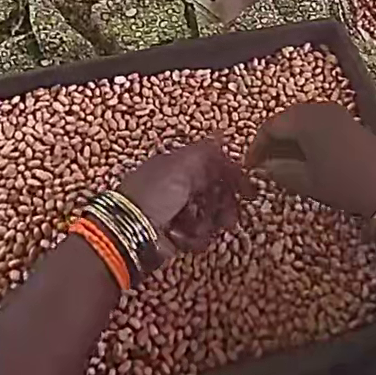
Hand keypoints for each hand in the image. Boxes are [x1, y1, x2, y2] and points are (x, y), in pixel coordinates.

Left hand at [116, 140, 245, 255]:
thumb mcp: (183, 166)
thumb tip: (224, 136)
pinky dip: (192, 238)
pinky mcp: (174, 235)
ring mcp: (175, 212)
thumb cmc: (155, 193)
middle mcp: (176, 186)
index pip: (212, 166)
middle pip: (213, 193)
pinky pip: (196, 236)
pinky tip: (181, 237)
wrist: (129, 232)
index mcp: (177, 165)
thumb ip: (207, 153)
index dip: (231, 177)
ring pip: (208, 217)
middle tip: (229, 219)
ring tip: (197, 230)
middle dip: (223, 206)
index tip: (247, 192)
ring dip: (206, 225)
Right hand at [248, 103, 375, 217]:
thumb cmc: (344, 181)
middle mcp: (317, 108)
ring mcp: (334, 112)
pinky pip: (316, 123)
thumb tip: (263, 169)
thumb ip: (280, 171)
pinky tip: (304, 157)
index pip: (269, 127)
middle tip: (263, 165)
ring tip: (281, 163)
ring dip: (288, 139)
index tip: (250, 167)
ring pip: (301, 121)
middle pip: (284, 119)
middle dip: (272, 141)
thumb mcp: (307, 181)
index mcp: (303, 119)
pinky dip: (305, 137)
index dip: (256, 147)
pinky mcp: (346, 120)